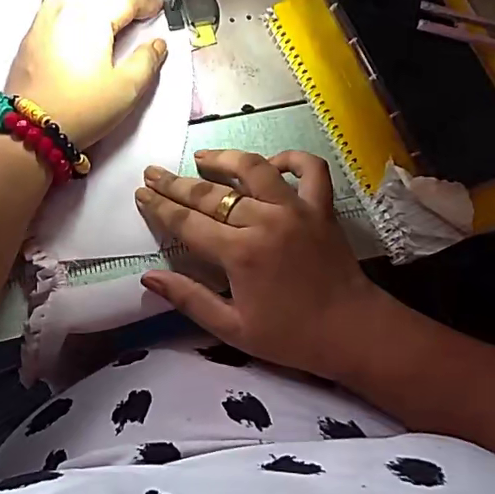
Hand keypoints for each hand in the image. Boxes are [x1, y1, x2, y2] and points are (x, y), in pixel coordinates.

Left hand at [4, 0, 168, 148]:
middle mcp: (66, 7)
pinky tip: (84, 22)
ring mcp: (44, 18)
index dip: (146, 2)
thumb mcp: (127, 88)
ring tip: (111, 8)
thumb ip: (147, 60)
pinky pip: (58, 4)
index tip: (157, 8)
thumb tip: (156, 45)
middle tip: (137, 1)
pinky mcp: (32, 34)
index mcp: (93, 15)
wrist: (31, 127)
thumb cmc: (80, 109)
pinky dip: (76, 4)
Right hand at [136, 149, 388, 380]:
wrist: (353, 332)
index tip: (141, 192)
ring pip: (255, 169)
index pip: (188, 223)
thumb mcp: (233, 329)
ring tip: (202, 157)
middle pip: (212, 194)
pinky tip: (271, 163)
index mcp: (240, 254)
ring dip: (225, 159)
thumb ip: (189, 299)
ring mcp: (296, 210)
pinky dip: (291, 159)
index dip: (160, 206)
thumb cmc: (290, 336)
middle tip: (154, 172)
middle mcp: (265, 222)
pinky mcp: (322, 208)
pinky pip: (309, 169)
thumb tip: (148, 276)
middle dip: (177, 183)